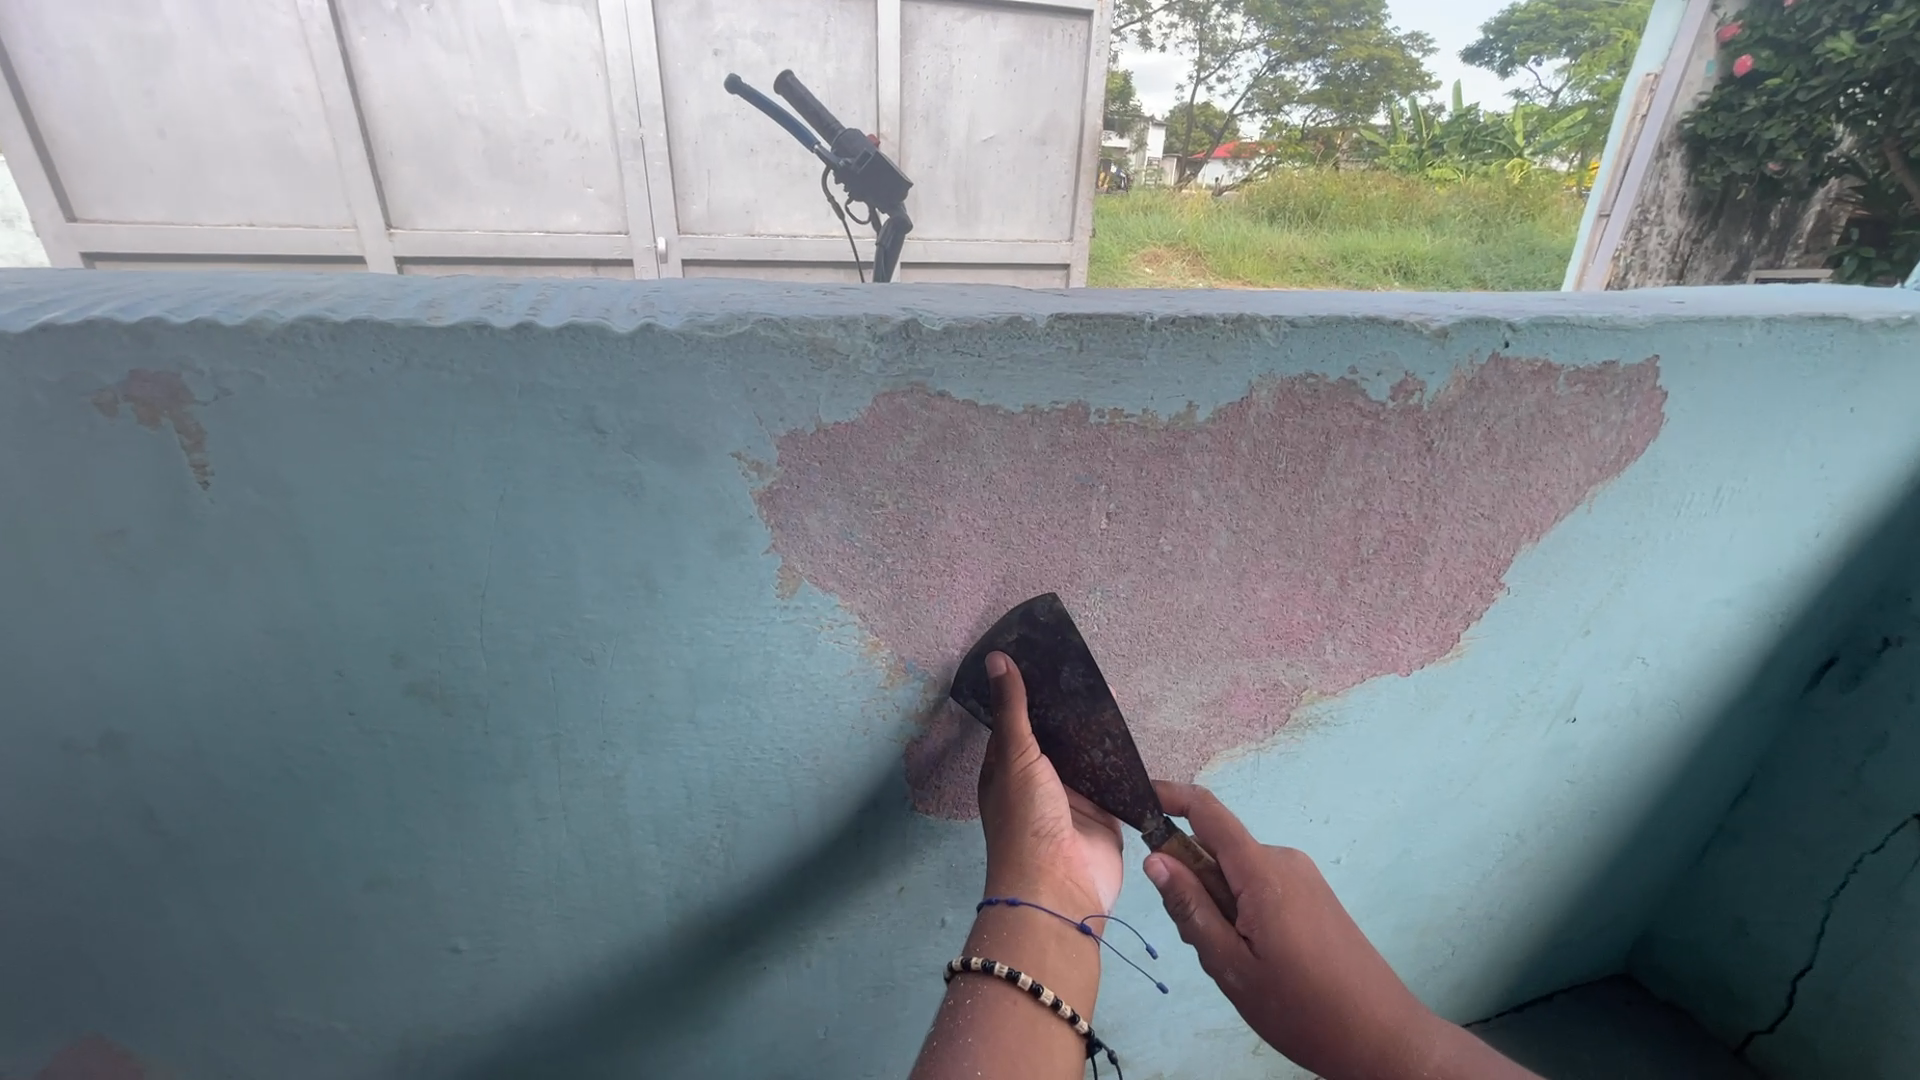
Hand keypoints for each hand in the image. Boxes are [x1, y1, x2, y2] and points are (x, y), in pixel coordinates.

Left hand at [977, 652, 1124, 914]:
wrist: (1059, 890)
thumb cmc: (1026, 819)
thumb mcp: (1015, 756)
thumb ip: (1013, 709)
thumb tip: (996, 657)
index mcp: (1006, 766)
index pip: (1018, 719)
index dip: (1032, 691)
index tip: (1050, 660)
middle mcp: (1037, 779)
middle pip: (1056, 735)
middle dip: (1071, 710)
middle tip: (1091, 672)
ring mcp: (1071, 796)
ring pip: (1086, 753)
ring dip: (1096, 730)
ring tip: (1114, 692)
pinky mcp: (1103, 811)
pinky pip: (1112, 777)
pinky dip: (1120, 758)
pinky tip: (1131, 730)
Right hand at [1143, 782, 1535, 1079]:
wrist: (1387, 1042)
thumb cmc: (1304, 1009)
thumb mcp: (1232, 968)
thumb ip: (1190, 909)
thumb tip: (1154, 858)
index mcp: (1262, 872)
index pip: (1206, 811)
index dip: (1169, 796)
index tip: (1135, 800)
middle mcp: (1282, 860)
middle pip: (1216, 850)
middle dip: (1192, 882)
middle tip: (1198, 941)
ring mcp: (1301, 876)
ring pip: (1235, 872)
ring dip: (1218, 902)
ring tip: (1235, 961)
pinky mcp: (1312, 894)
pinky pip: (1257, 884)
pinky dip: (1240, 908)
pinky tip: (1256, 957)